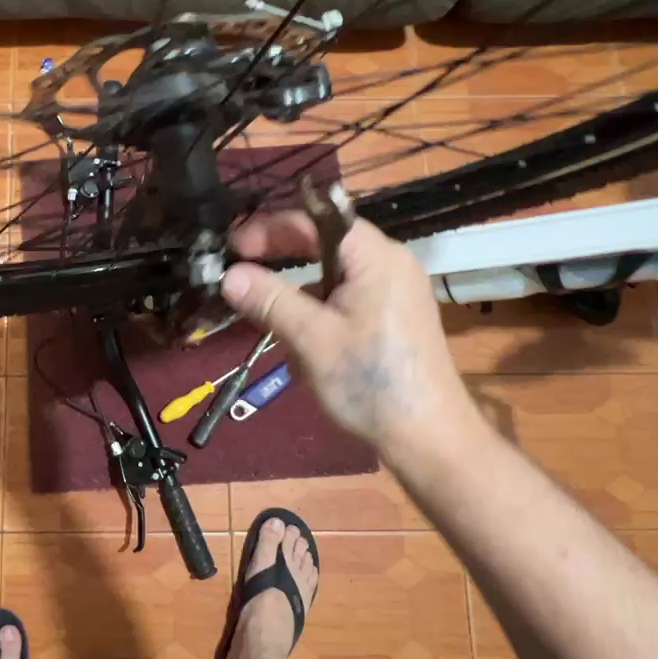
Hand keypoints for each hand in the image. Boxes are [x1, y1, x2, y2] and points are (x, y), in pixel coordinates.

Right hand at [220, 211, 479, 450]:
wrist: (429, 438)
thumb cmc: (371, 382)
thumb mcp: (312, 339)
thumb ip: (269, 300)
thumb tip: (227, 275)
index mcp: (377, 257)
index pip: (317, 220)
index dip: (271, 227)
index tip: (233, 245)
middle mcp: (390, 264)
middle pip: (325, 241)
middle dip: (280, 254)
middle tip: (240, 268)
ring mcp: (394, 291)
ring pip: (332, 272)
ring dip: (296, 285)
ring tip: (262, 305)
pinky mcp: (392, 317)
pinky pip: (346, 295)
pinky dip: (316, 305)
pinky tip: (297, 336)